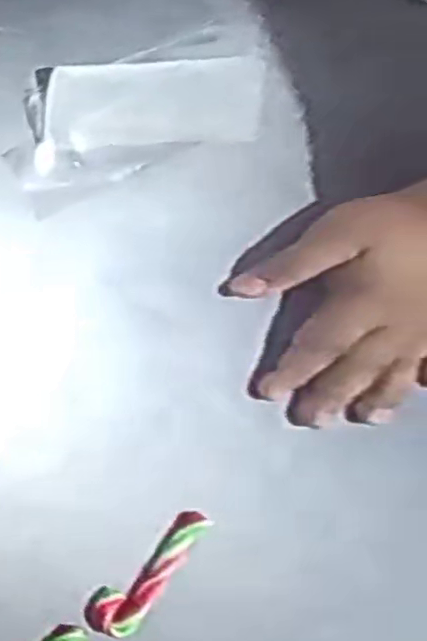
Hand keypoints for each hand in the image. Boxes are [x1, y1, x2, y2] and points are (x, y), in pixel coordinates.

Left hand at [225, 181, 426, 426]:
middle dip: (331, 394)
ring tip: (365, 419)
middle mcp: (400, 322)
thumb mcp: (338, 233)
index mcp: (362, 305)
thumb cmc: (398, 219)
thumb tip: (238, 289)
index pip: (317, 347)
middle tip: (308, 421)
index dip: (291, 371)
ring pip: (402, 367)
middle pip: (357, 366)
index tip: (266, 394)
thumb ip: (290, 265)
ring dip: (382, 394)